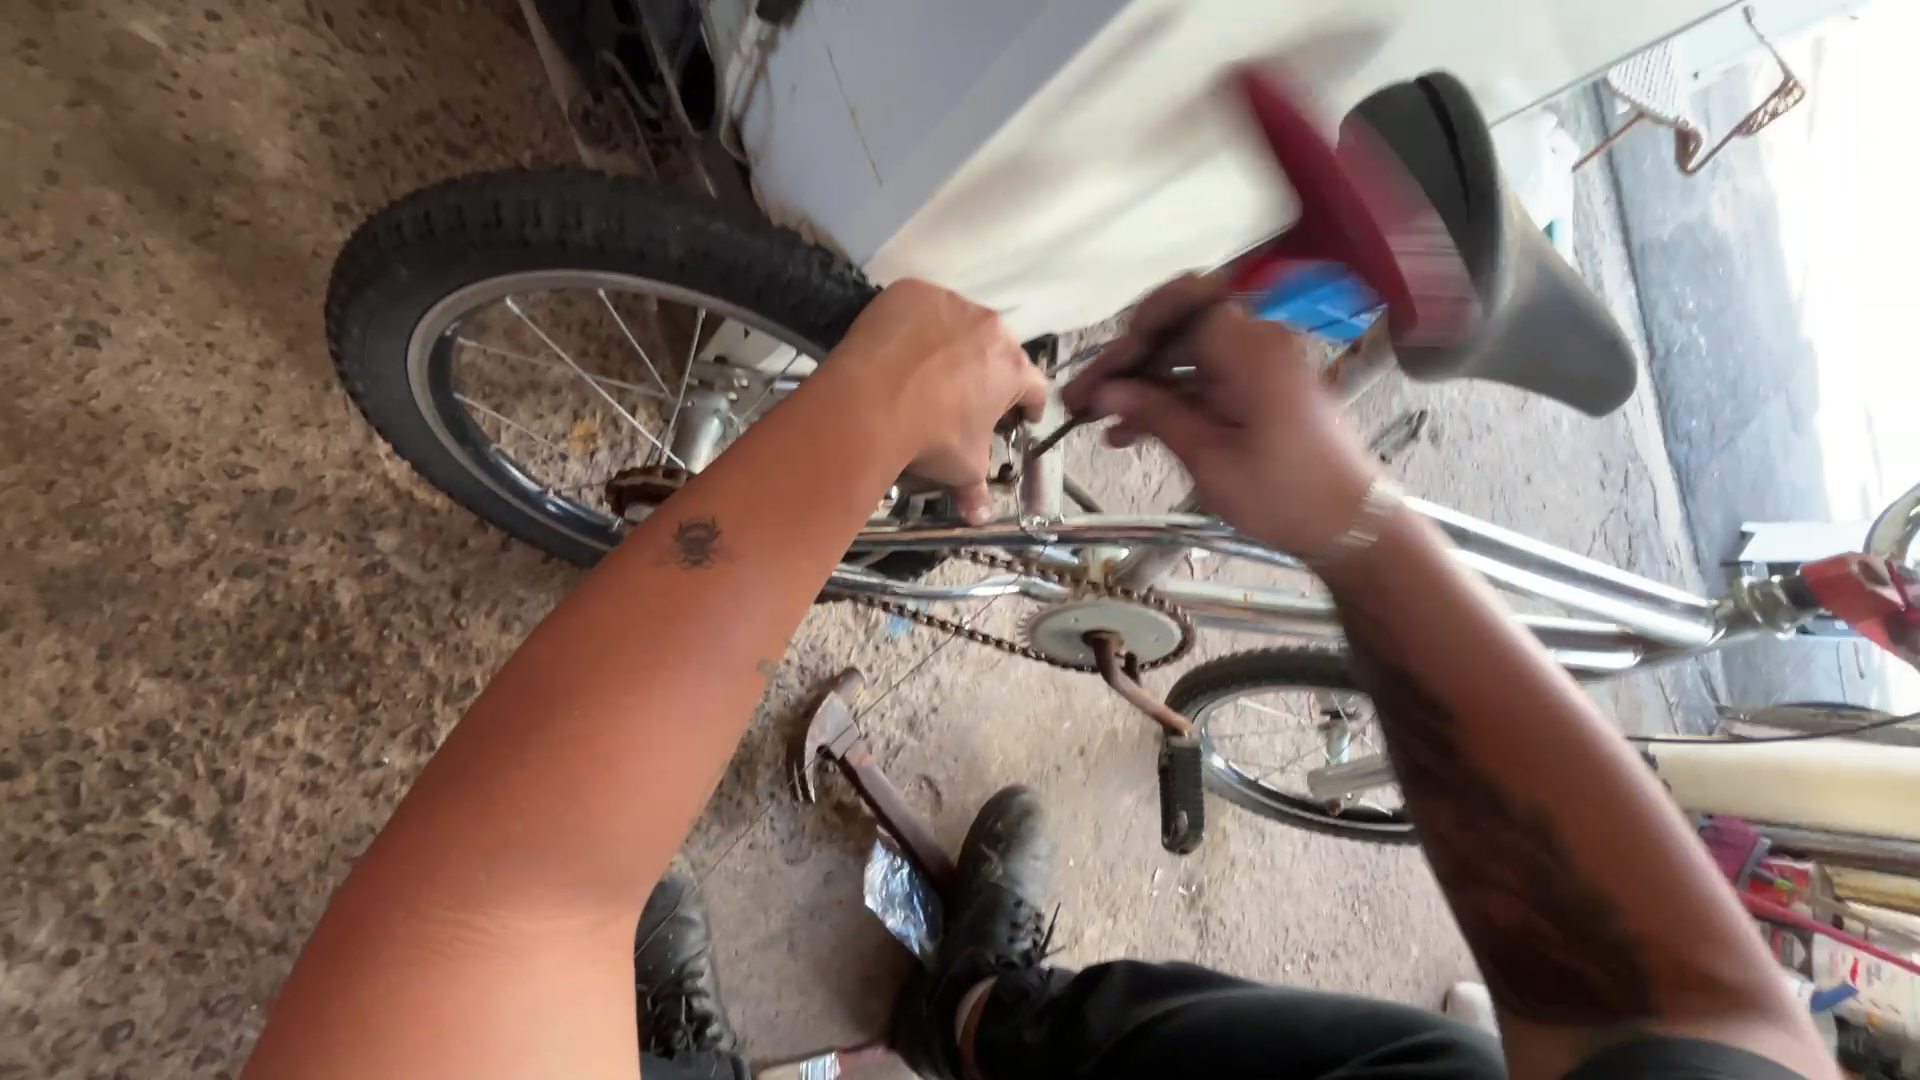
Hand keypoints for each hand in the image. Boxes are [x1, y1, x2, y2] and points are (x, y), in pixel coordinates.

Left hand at [825, 278, 1048, 522]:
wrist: (869, 403)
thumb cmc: (929, 437)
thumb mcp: (960, 468)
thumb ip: (976, 489)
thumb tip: (980, 517)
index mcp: (1013, 369)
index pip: (1035, 386)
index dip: (1030, 405)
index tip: (1023, 416)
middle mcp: (990, 327)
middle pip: (998, 350)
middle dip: (989, 372)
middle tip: (969, 395)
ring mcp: (951, 303)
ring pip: (960, 324)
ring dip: (953, 344)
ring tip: (930, 370)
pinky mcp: (913, 291)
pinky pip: (922, 308)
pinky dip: (916, 325)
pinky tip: (901, 348)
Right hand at [1062, 274, 1377, 554]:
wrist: (1349, 524)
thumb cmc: (1283, 495)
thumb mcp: (1209, 458)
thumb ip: (1155, 414)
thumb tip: (1104, 391)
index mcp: (1249, 348)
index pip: (1175, 312)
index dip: (1128, 340)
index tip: (1095, 378)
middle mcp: (1255, 342)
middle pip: (1174, 331)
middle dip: (1124, 364)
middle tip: (1080, 400)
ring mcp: (1257, 364)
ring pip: (1181, 358)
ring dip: (1139, 385)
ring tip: (1095, 422)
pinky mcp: (1257, 387)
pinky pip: (1201, 379)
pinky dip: (1168, 399)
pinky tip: (1129, 431)